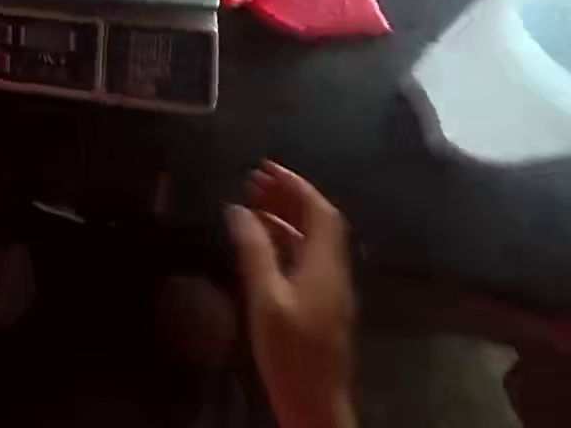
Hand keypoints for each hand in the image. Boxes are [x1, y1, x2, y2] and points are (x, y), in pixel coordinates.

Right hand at [229, 161, 357, 427]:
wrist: (316, 408)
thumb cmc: (291, 353)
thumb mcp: (266, 299)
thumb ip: (254, 251)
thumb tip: (238, 210)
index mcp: (324, 266)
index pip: (319, 211)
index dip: (295, 184)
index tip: (266, 167)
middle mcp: (332, 272)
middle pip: (317, 222)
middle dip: (287, 196)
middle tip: (254, 181)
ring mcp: (329, 289)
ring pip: (311, 239)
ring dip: (285, 216)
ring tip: (252, 204)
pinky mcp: (321, 304)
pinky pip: (305, 256)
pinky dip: (284, 239)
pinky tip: (261, 242)